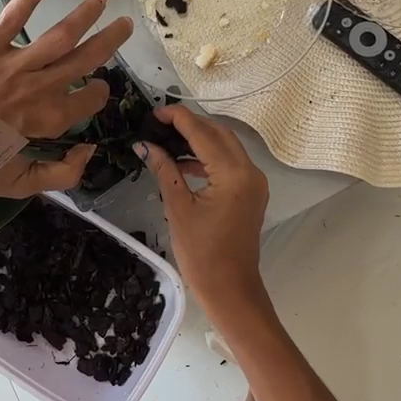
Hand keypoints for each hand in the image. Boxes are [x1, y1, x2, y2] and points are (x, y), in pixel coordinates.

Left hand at [0, 0, 131, 196]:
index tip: (95, 89)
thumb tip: (90, 150)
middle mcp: (37, 91)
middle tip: (126, 25)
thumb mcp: (23, 185)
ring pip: (59, 37)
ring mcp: (12, 68)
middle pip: (83, 60)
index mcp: (48, 122)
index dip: (97, 94)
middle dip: (109, 42)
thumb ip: (64, 174)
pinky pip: (12, 19)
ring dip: (84, 15)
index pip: (89, 100)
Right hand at [137, 105, 269, 316]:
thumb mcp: (178, 208)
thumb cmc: (202, 254)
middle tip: (159, 123)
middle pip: (219, 133)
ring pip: (226, 146)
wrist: (230, 289)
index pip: (203, 133)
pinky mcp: (251, 193)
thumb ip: (165, 170)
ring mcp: (254, 182)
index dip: (178, 118)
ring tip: (167, 139)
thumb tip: (146, 145)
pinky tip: (183, 162)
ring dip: (200, 139)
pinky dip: (208, 158)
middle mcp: (250, 171)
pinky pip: (230, 163)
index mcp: (233, 174)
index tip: (155, 112)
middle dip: (190, 124)